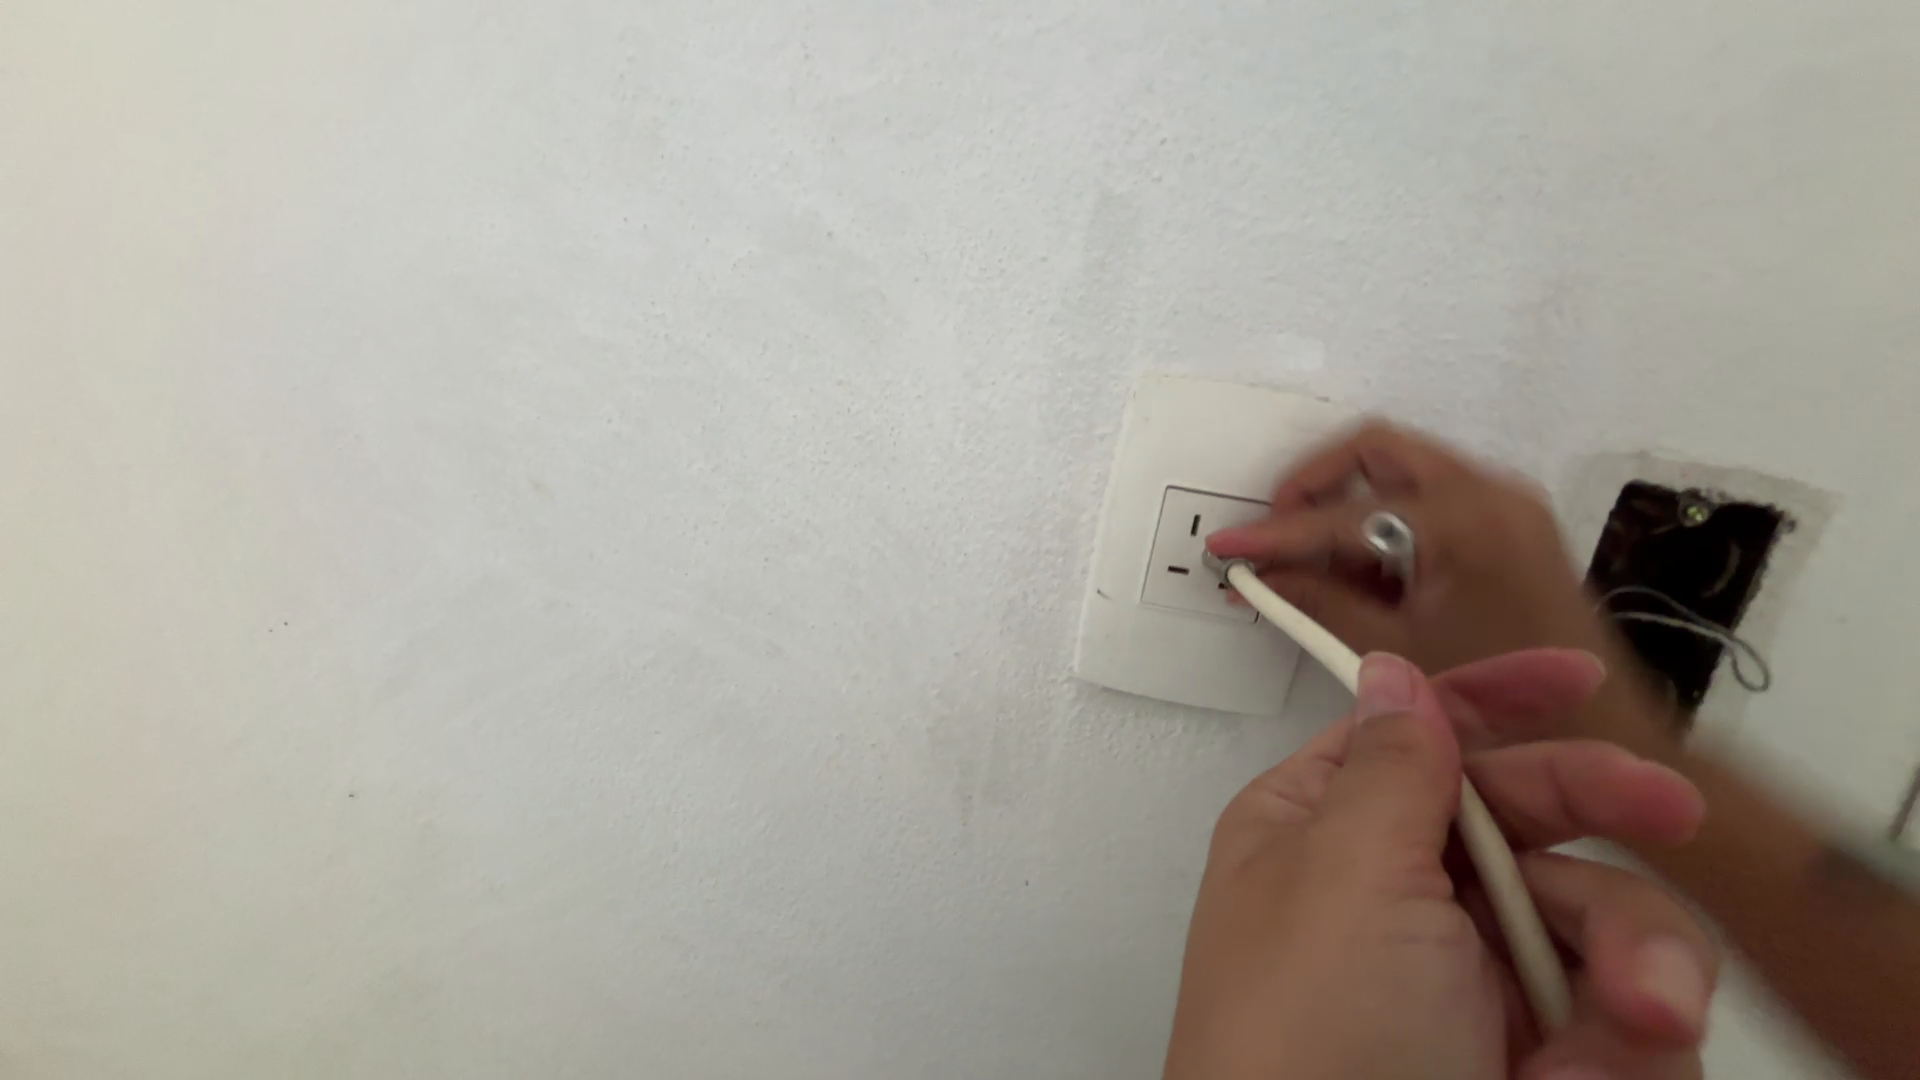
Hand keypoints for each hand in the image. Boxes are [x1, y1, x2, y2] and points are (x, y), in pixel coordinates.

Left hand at [1164, 652, 1715, 1079]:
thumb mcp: (1344, 872)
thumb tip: (1390, 672)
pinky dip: (1623, 1049)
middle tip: (1671, 812)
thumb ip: (1388, 770)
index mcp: (1320, 821)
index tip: (1576, 678)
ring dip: (1629, 957)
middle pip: (1515, 810)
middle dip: (1594, 809)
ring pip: (1583, 913)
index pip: (1410, 733)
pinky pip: (1613, 1017)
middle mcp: (1387, 881)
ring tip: (1630, 1018)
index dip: (1488, 697)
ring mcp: (1458, 966)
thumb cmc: (1312, 1022)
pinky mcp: (1522, 1050)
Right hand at [1205, 420, 1611, 675]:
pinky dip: (1375, 526)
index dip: (1274, 533)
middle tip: (1276, 532)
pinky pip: (1419, 499)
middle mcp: (1487, 492)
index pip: (1341, 513)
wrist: (1605, 731)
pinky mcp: (1502, 523)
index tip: (1226, 547)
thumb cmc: (1502, 701)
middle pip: (1372, 451)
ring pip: (1393, 470)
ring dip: (1341, 506)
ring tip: (1310, 564)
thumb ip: (1315, 601)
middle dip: (1310, 486)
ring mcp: (1500, 503)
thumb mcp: (1391, 650)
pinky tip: (1356, 576)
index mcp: (1462, 521)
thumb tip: (1255, 577)